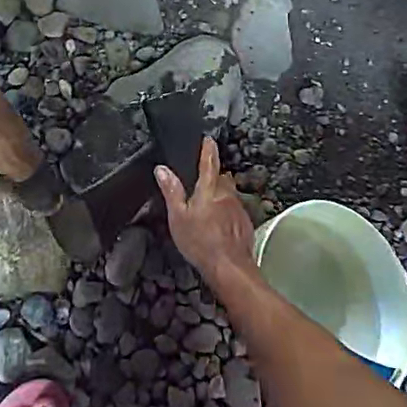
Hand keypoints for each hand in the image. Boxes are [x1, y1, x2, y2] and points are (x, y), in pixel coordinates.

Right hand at [155, 137, 256, 287]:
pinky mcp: (245, 222)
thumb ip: (171, 191)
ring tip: (208, 209)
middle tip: (202, 184)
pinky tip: (219, 226)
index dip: (208, 150)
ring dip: (220, 196)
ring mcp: (238, 208)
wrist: (229, 267)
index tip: (208, 140)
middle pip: (221, 178)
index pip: (209, 163)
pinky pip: (235, 210)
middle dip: (213, 177)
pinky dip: (227, 213)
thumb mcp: (178, 217)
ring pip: (229, 194)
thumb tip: (162, 170)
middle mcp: (226, 195)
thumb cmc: (201, 243)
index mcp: (208, 190)